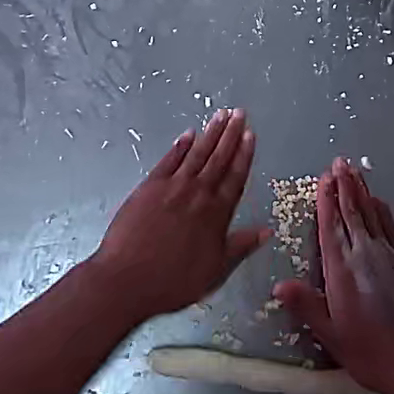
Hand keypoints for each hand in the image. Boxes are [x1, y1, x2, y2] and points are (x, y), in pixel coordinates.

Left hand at [90, 109, 267, 319]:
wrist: (126, 280)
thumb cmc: (173, 281)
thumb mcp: (216, 270)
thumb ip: (241, 246)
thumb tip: (267, 231)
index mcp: (216, 213)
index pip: (236, 177)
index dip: (244, 154)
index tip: (250, 135)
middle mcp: (198, 193)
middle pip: (218, 158)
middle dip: (230, 134)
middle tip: (239, 113)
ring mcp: (172, 187)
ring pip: (197, 153)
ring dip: (210, 133)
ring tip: (220, 114)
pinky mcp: (149, 187)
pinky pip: (169, 160)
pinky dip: (180, 146)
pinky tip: (188, 134)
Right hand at [273, 158, 393, 393]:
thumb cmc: (366, 350)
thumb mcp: (329, 332)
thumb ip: (305, 305)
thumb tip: (278, 286)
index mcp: (342, 268)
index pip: (331, 225)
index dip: (327, 199)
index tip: (324, 178)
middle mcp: (365, 255)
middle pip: (353, 212)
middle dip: (345, 185)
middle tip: (339, 162)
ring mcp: (387, 257)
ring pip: (372, 215)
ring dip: (363, 191)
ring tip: (356, 172)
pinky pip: (391, 228)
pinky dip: (383, 212)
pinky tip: (380, 202)